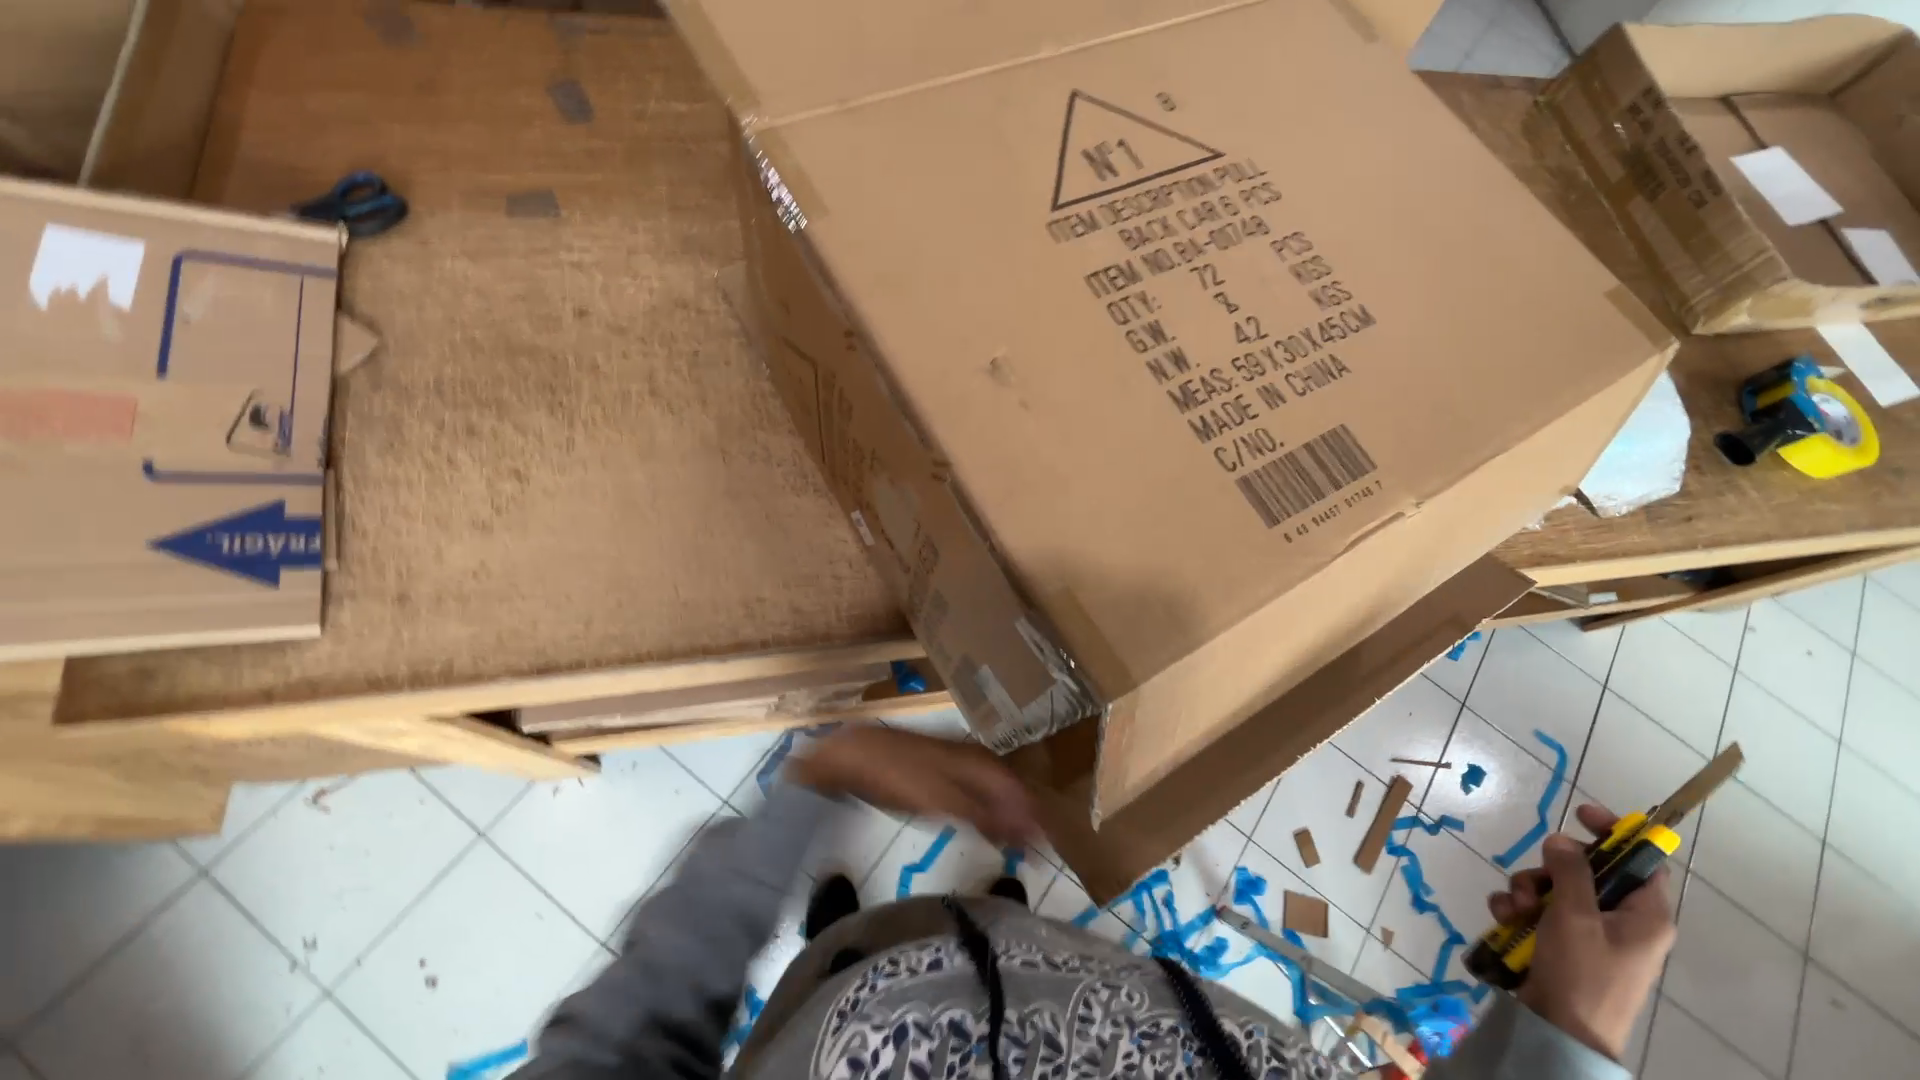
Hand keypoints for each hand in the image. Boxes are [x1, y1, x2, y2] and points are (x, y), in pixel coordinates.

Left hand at [789, 725, 1040, 845]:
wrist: (853, 755)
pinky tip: (981, 826)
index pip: (1022, 795)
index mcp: (982, 764)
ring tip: (1013, 846)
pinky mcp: (939, 771)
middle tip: (1032, 855)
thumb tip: (1028, 828)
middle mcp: (976, 760)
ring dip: (1005, 817)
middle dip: (1023, 821)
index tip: (1046, 852)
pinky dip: (984, 812)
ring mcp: (956, 763)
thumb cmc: (898, 776)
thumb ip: (984, 814)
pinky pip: (974, 793)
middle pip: (1010, 792)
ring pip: (994, 792)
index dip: (1035, 822)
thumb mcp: (942, 800)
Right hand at [1485, 803, 1675, 1060]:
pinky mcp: (1561, 945)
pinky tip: (1505, 919)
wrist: (1560, 1031)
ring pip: (1555, 888)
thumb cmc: (1581, 973)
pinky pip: (1537, 911)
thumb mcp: (1575, 917)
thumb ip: (1570, 873)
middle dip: (1550, 869)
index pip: (1641, 861)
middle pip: (1586, 871)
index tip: (1580, 813)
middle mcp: (1621, 921)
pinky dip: (1517, 909)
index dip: (1615, 833)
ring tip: (1514, 909)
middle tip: (1533, 880)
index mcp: (1645, 915)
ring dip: (1527, 890)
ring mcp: (1589, 934)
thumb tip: (1563, 838)